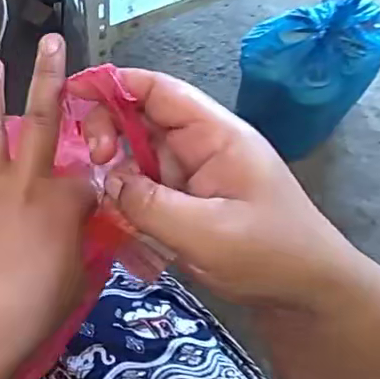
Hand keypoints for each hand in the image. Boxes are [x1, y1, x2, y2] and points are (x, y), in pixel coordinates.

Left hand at [0, 34, 96, 368]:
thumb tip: (78, 228)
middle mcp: (27, 180)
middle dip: (50, 76)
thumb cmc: (34, 307)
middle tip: (52, 40)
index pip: (89, 175)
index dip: (96, 180)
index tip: (97, 194)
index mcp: (64, 200)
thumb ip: (80, 241)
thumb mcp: (76, 276)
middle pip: (41, 119)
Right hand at [73, 68, 355, 309]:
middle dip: (109, 131)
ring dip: (114, 171)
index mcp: (214, 135)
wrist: (307, 295)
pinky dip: (126, 198)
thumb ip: (150, 205)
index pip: (158, 90)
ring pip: (137, 156)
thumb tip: (107, 179)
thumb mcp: (208, 233)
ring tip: (103, 198)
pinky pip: (144, 188)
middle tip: (93, 163)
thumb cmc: (271, 256)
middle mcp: (200, 147)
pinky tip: (116, 219)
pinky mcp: (185, 202)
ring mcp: (192, 175)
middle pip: (141, 118)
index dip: (114, 83)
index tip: (73, 93)